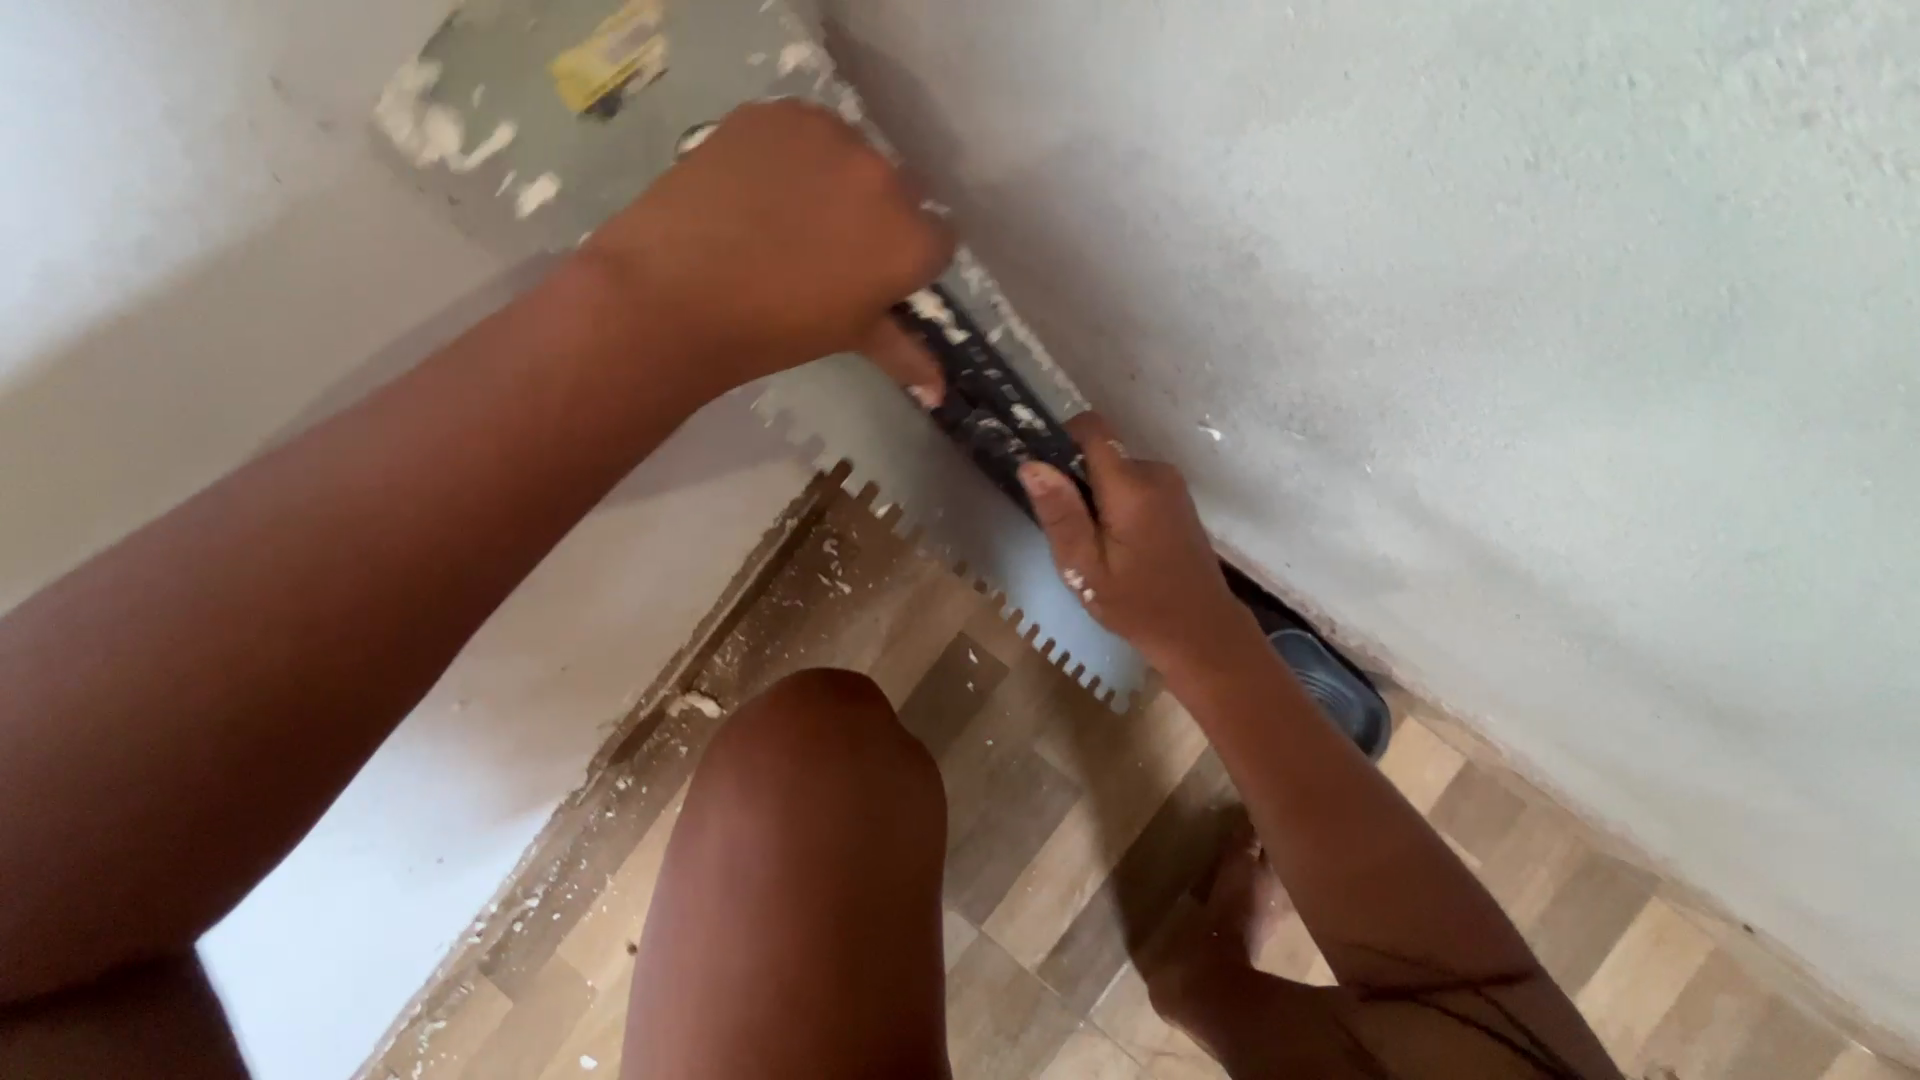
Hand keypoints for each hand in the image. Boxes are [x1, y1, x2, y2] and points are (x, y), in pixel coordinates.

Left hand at [584, 100, 952, 398]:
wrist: (675, 293)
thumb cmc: (773, 329)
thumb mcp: (847, 337)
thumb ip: (904, 353)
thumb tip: (940, 393)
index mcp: (911, 240)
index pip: (939, 241)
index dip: (907, 260)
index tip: (874, 276)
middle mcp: (884, 178)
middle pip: (898, 192)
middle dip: (874, 217)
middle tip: (825, 248)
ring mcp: (829, 136)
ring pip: (850, 154)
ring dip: (833, 178)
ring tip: (784, 216)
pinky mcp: (778, 113)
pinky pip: (801, 132)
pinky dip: (788, 155)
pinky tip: (754, 189)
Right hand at [1019, 414, 1259, 672]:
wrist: (1201, 630)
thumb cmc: (1137, 604)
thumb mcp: (1084, 567)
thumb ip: (1061, 512)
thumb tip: (1031, 464)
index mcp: (1131, 486)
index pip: (1091, 428)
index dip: (1061, 440)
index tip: (1045, 477)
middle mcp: (1155, 472)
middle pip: (1100, 453)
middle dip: (1077, 482)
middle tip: (1071, 534)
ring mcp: (1171, 484)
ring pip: (1116, 470)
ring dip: (1097, 497)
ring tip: (1096, 546)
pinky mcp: (1177, 498)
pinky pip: (1134, 485)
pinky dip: (1117, 505)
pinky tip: (1119, 546)